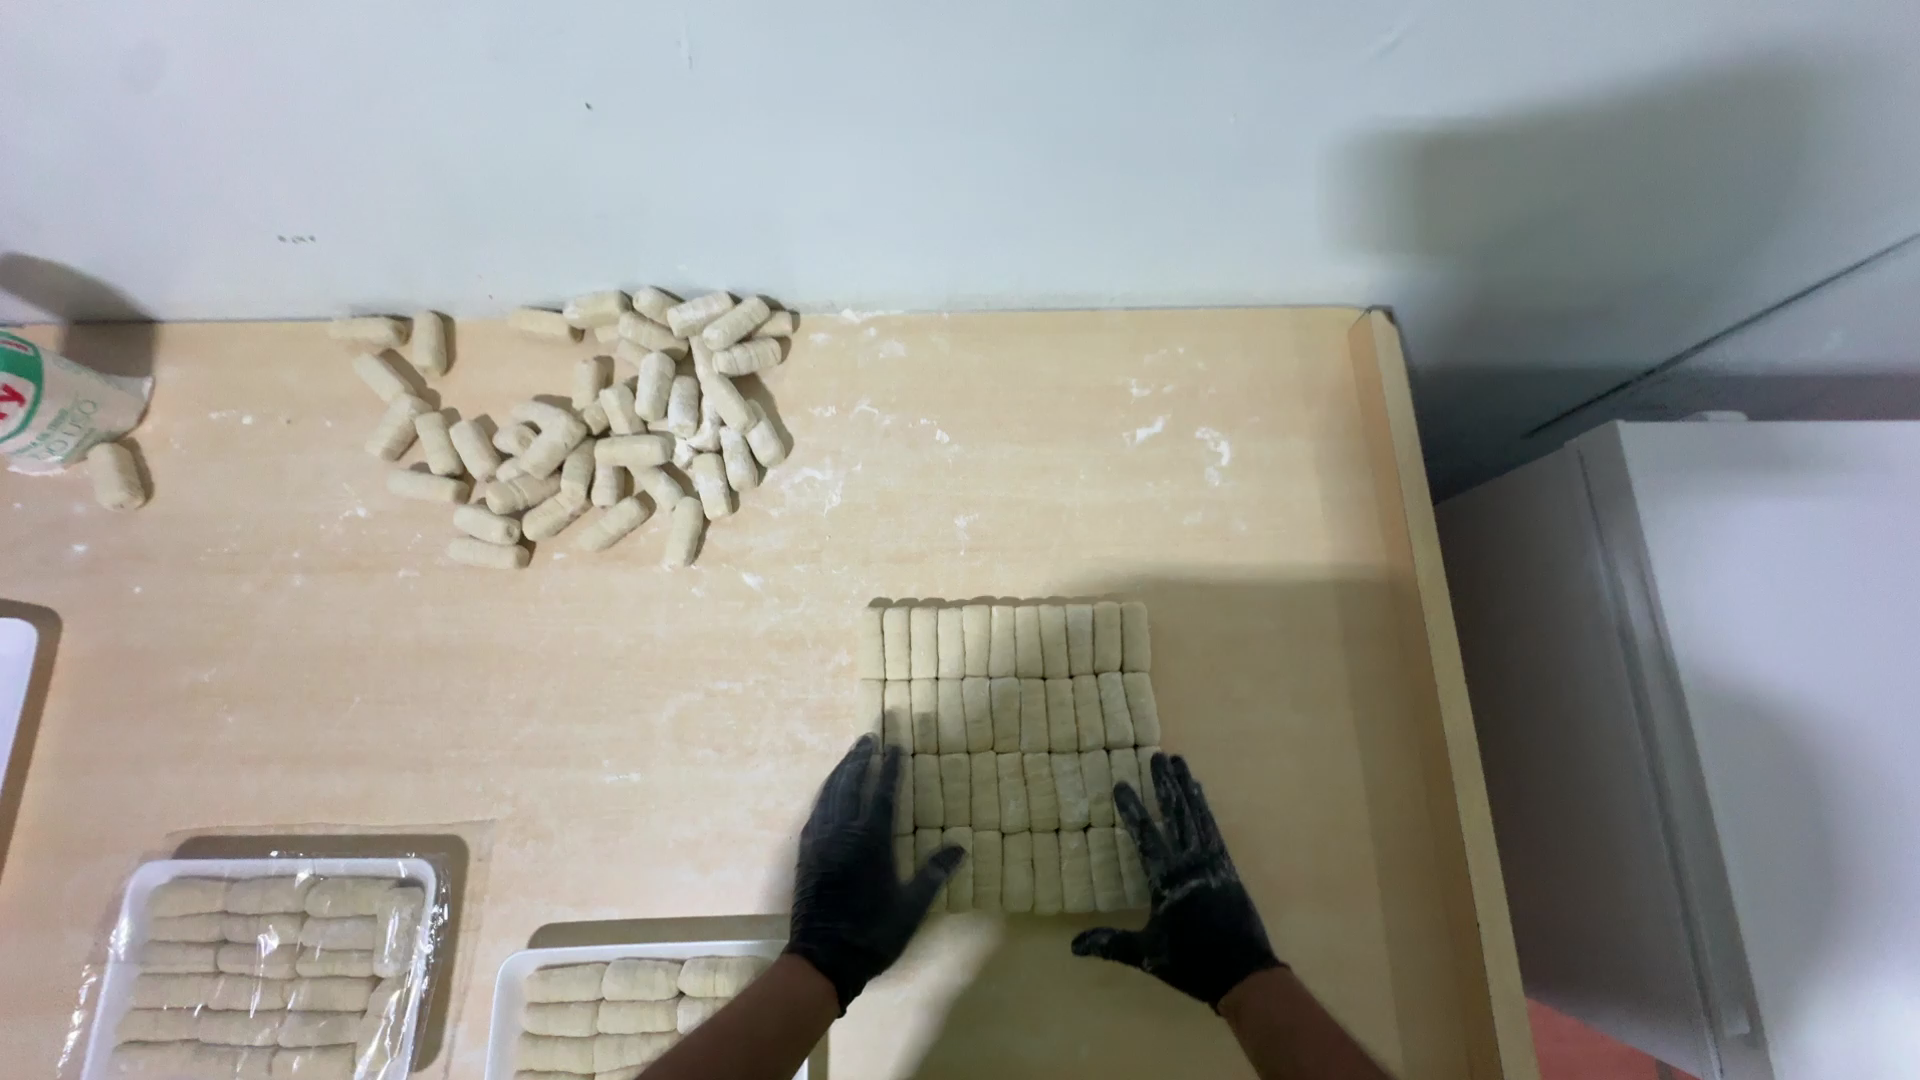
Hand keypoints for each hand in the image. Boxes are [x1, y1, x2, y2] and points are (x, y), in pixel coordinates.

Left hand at [785, 734, 963, 1012]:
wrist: (823, 959)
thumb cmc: (872, 933)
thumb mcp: (911, 907)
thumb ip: (934, 873)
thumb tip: (960, 847)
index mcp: (871, 840)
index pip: (884, 792)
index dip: (891, 767)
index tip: (896, 746)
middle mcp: (843, 831)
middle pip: (852, 783)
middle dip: (862, 757)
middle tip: (869, 737)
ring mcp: (821, 839)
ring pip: (830, 792)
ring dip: (842, 769)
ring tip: (852, 752)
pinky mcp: (806, 851)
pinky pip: (816, 809)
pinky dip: (825, 791)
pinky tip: (829, 789)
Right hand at [1071, 753, 1282, 1008]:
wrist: (1245, 976)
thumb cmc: (1192, 962)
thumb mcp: (1147, 954)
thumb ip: (1111, 942)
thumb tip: (1073, 945)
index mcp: (1168, 881)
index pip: (1145, 837)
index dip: (1132, 810)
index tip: (1120, 784)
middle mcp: (1190, 863)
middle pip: (1175, 816)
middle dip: (1164, 785)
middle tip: (1156, 756)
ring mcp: (1211, 861)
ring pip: (1196, 816)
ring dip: (1186, 787)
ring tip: (1178, 761)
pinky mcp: (1227, 865)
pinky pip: (1213, 828)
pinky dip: (1204, 806)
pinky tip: (1199, 790)